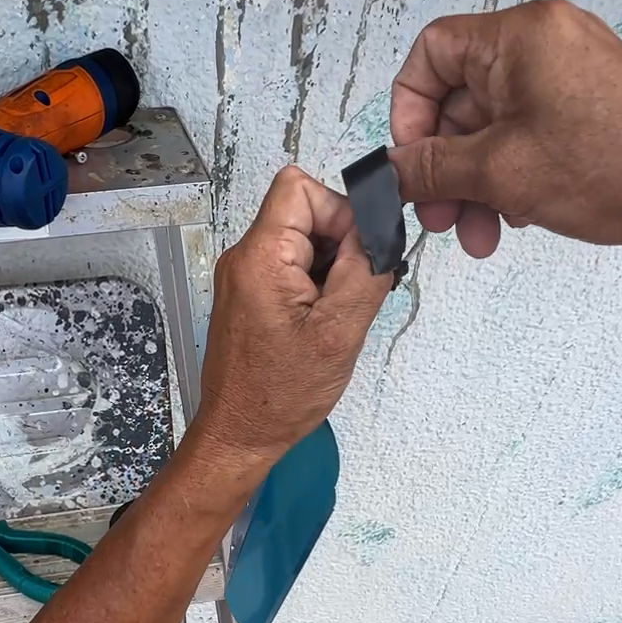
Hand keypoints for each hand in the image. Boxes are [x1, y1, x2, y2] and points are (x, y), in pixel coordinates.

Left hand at [191, 166, 393, 462]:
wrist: (241, 434)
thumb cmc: (278, 395)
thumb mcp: (339, 331)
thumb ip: (365, 268)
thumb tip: (381, 224)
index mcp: (260, 257)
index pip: (301, 188)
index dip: (340, 212)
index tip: (357, 256)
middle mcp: (244, 258)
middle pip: (304, 212)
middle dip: (340, 245)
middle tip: (348, 297)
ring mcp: (244, 277)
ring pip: (302, 242)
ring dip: (330, 271)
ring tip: (333, 318)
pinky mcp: (249, 296)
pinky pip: (292, 269)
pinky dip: (315, 288)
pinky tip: (320, 324)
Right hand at [386, 0, 621, 255]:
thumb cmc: (616, 165)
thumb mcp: (497, 171)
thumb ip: (430, 169)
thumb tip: (389, 173)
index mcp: (519, 37)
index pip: (431, 54)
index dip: (410, 111)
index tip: (412, 161)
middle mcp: (541, 47)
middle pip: (458, 103)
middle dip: (445, 168)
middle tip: (438, 216)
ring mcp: (562, 79)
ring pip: (487, 132)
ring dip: (472, 187)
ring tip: (478, 233)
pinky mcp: (578, 110)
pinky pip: (518, 141)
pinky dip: (504, 182)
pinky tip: (511, 218)